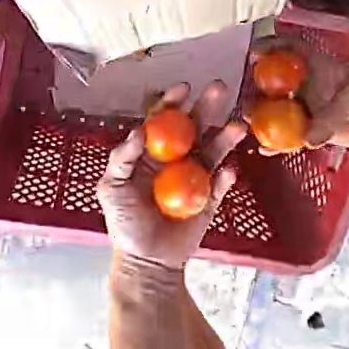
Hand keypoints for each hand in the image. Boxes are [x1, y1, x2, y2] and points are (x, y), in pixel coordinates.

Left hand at [98, 82, 246, 271]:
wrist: (145, 260)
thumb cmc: (124, 222)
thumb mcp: (111, 187)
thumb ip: (121, 158)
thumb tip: (138, 131)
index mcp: (152, 153)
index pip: (164, 121)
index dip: (173, 103)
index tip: (184, 88)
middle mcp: (177, 159)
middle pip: (194, 128)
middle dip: (207, 107)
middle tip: (219, 88)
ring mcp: (196, 178)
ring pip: (213, 151)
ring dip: (225, 137)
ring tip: (237, 126)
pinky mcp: (210, 199)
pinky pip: (221, 185)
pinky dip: (226, 177)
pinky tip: (228, 171)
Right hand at [251, 34, 348, 151]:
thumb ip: (330, 119)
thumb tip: (308, 137)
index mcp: (319, 65)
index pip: (290, 48)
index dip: (270, 46)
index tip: (252, 53)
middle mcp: (308, 84)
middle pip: (274, 82)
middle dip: (255, 90)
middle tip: (241, 102)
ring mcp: (309, 107)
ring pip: (278, 110)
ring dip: (262, 118)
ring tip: (247, 126)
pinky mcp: (313, 129)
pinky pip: (290, 135)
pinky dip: (278, 143)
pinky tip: (266, 150)